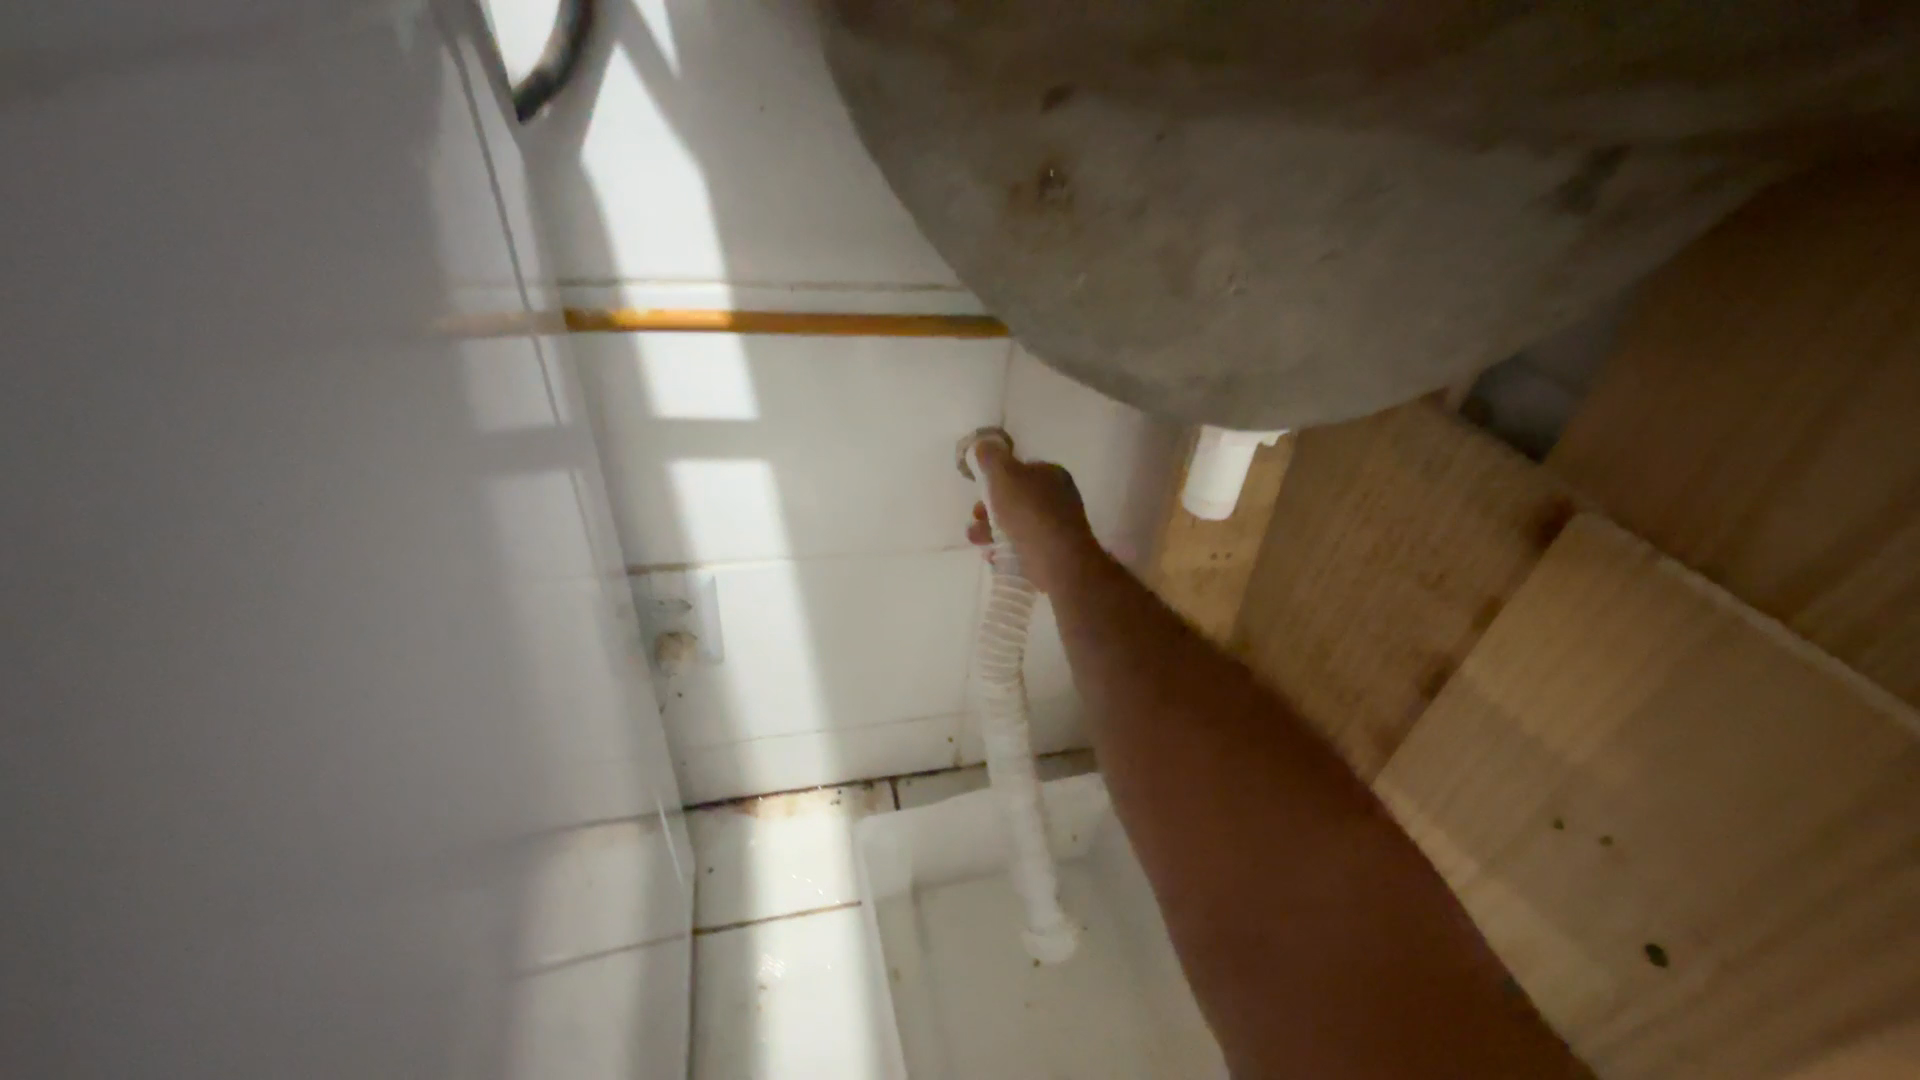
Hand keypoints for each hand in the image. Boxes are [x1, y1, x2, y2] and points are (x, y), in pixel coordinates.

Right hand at [964, 441, 1100, 593]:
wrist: (1057, 561)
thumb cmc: (1029, 513)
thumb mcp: (1003, 475)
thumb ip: (989, 458)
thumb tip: (981, 446)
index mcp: (1051, 474)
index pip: (1019, 470)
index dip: (994, 480)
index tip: (977, 493)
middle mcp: (1058, 498)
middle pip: (1014, 500)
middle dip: (988, 510)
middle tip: (975, 520)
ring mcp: (1057, 528)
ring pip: (1015, 525)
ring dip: (991, 532)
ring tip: (979, 542)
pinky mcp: (1053, 555)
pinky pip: (1023, 548)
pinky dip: (1005, 551)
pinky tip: (994, 557)